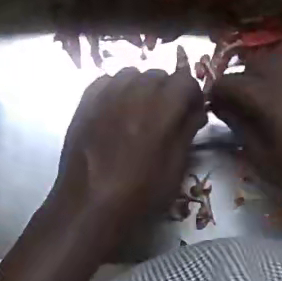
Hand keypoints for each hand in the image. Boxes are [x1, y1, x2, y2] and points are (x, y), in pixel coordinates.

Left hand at [47, 53, 208, 244]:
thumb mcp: (175, 167)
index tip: (192, 112)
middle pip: (159, 75)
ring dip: (141, 88)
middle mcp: (134, 91)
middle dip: (168, 91)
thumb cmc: (139, 194)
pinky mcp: (85, 102)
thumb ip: (187, 131)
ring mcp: (106, 94)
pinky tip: (116, 112)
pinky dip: (116, 90)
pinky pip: (107, 82)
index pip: (186, 79)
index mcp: (162, 106)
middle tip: (167, 117)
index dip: (193, 95)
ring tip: (140, 114)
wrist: (88, 206)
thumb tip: (196, 111)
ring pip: (132, 74)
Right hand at [210, 53, 281, 260]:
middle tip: (246, 97)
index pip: (231, 81)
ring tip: (279, 97)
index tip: (217, 102)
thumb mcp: (266, 159)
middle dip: (246, 76)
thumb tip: (226, 109)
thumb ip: (242, 127)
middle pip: (259, 62)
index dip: (219, 91)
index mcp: (270, 96)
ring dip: (276, 76)